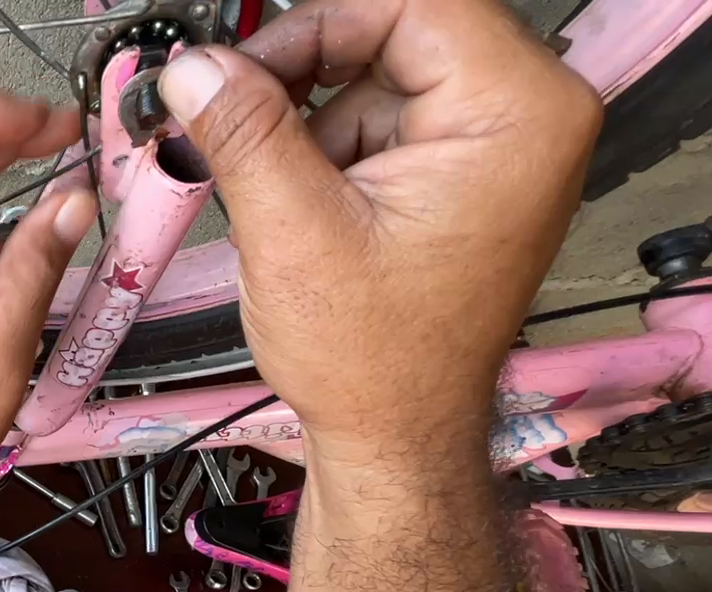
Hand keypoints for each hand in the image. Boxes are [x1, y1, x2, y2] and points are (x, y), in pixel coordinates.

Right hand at [157, 0, 601, 473]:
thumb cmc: (364, 355)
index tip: (227, 74)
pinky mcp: (447, 185)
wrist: (386, 429)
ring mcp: (483, 154)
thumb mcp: (291, 235)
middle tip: (224, 136)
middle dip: (296, 96)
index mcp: (513, 114)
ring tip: (269, 214)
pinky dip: (315, 169)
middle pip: (389, 47)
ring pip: (369, 96)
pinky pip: (370, 140)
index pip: (411, 6)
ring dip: (299, 142)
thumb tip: (194, 70)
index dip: (307, 30)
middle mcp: (517, 120)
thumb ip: (245, 138)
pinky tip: (291, 221)